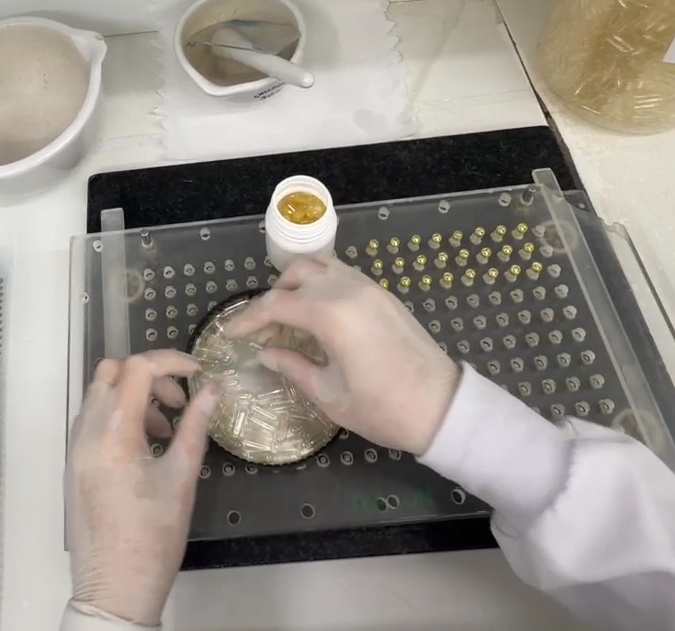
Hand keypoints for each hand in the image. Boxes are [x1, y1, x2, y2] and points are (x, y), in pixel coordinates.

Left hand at [67, 350, 222, 625]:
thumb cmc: (153, 537)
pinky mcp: (72, 462)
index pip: (139, 368)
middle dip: (149, 374)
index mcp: (114, 431)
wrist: (114, 591)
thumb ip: (196, 425)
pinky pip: (90, 417)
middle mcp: (87, 430)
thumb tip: (215, 387)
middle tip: (178, 401)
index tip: (198, 373)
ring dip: (131, 394)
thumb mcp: (182, 478)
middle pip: (112, 371)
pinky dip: (116, 413)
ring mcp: (74, 446)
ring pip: (98, 392)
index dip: (172, 361)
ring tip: (163, 429)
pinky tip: (141, 445)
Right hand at [225, 256, 460, 454]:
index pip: (275, 304)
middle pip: (294, 275)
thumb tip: (266, 352)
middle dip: (271, 299)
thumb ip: (292, 366)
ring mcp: (366, 286)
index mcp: (330, 314)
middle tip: (263, 330)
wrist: (442, 407)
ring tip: (288, 316)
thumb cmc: (382, 408)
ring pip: (318, 265)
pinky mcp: (381, 292)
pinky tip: (317, 311)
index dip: (248, 318)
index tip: (231, 334)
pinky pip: (340, 272)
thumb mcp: (329, 394)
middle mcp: (346, 288)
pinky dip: (320, 282)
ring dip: (295, 283)